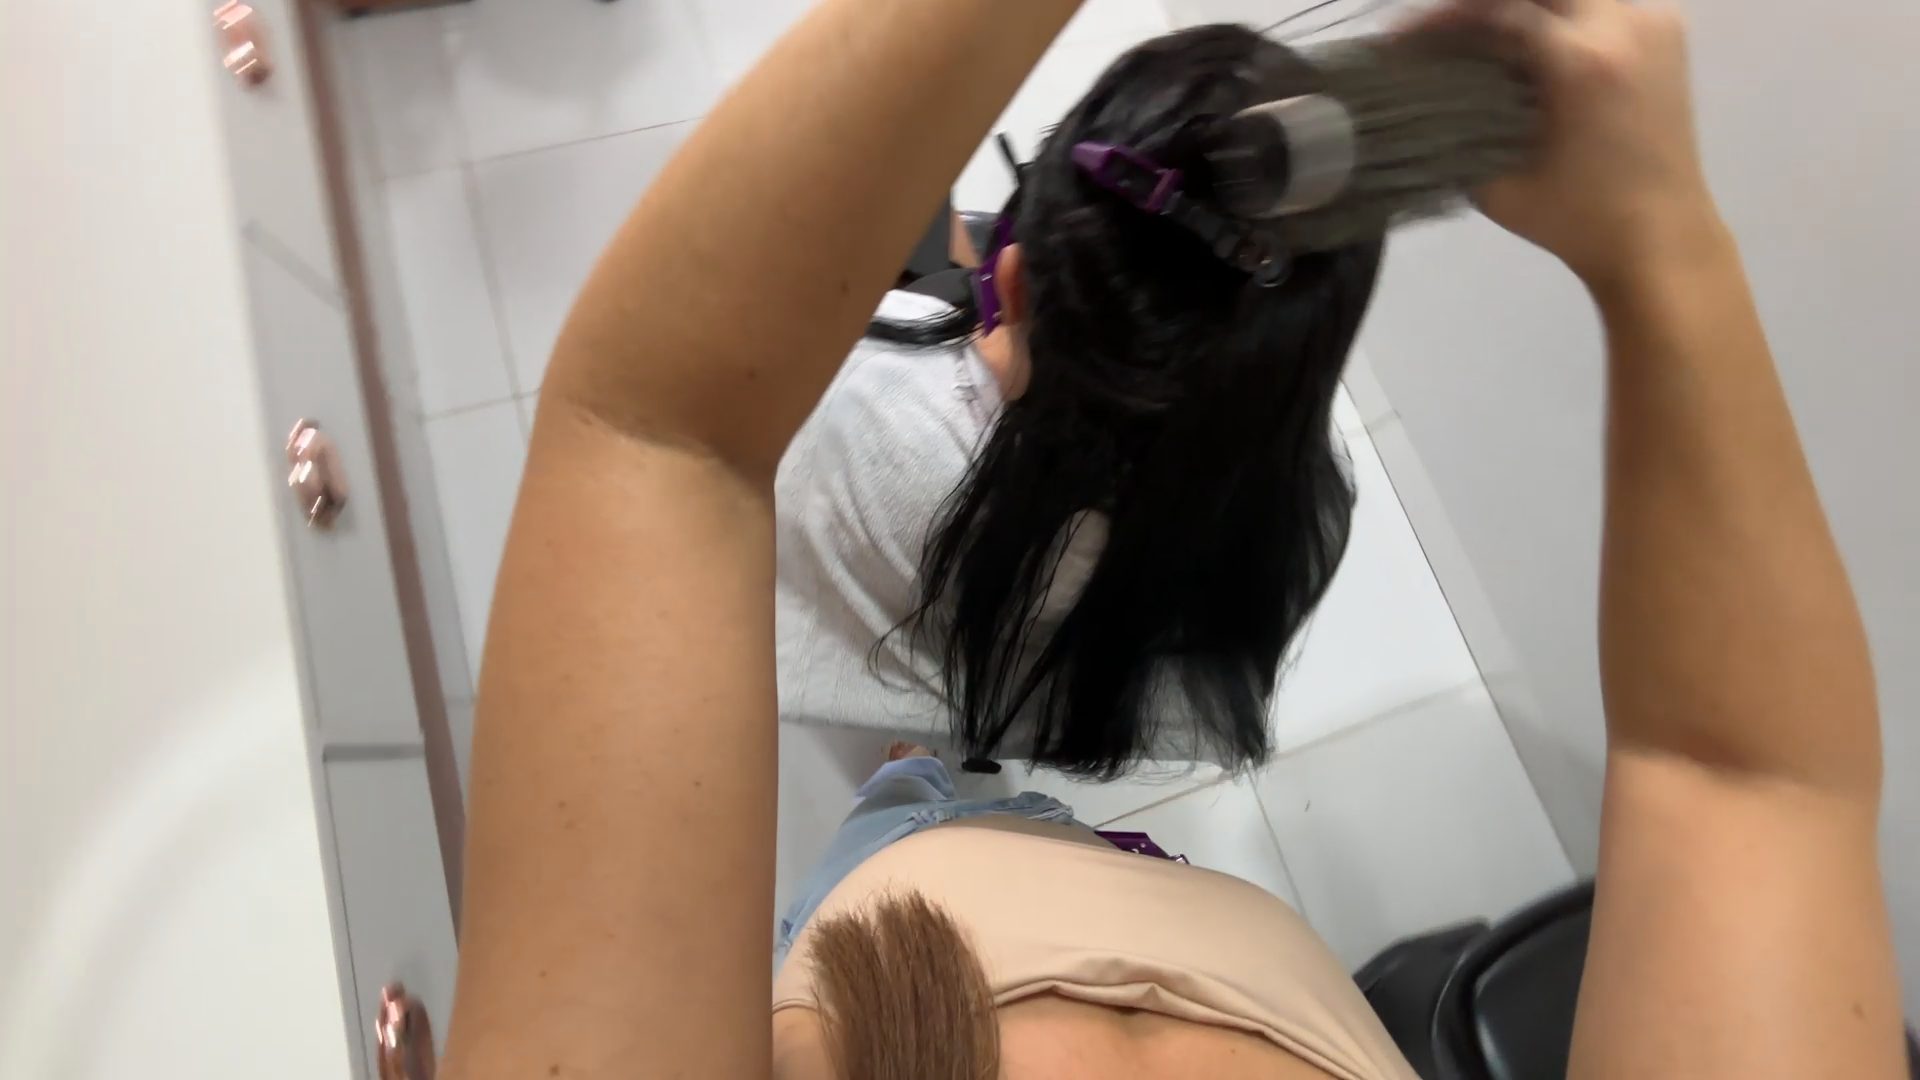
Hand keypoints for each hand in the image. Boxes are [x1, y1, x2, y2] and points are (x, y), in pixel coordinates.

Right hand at [1413, 0, 1725, 286]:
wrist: (1656, 229)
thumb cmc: (1570, 217)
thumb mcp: (1495, 183)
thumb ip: (1463, 132)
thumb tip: (1428, 102)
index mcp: (1584, 61)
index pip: (1502, 11)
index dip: (1444, 20)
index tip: (1401, 37)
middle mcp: (1626, 22)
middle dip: (1478, 4)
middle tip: (1436, 28)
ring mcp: (1653, 19)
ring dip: (1517, 6)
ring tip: (1472, 33)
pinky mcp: (1663, 30)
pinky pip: (1596, 3)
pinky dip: (1552, 14)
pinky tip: (1521, 44)